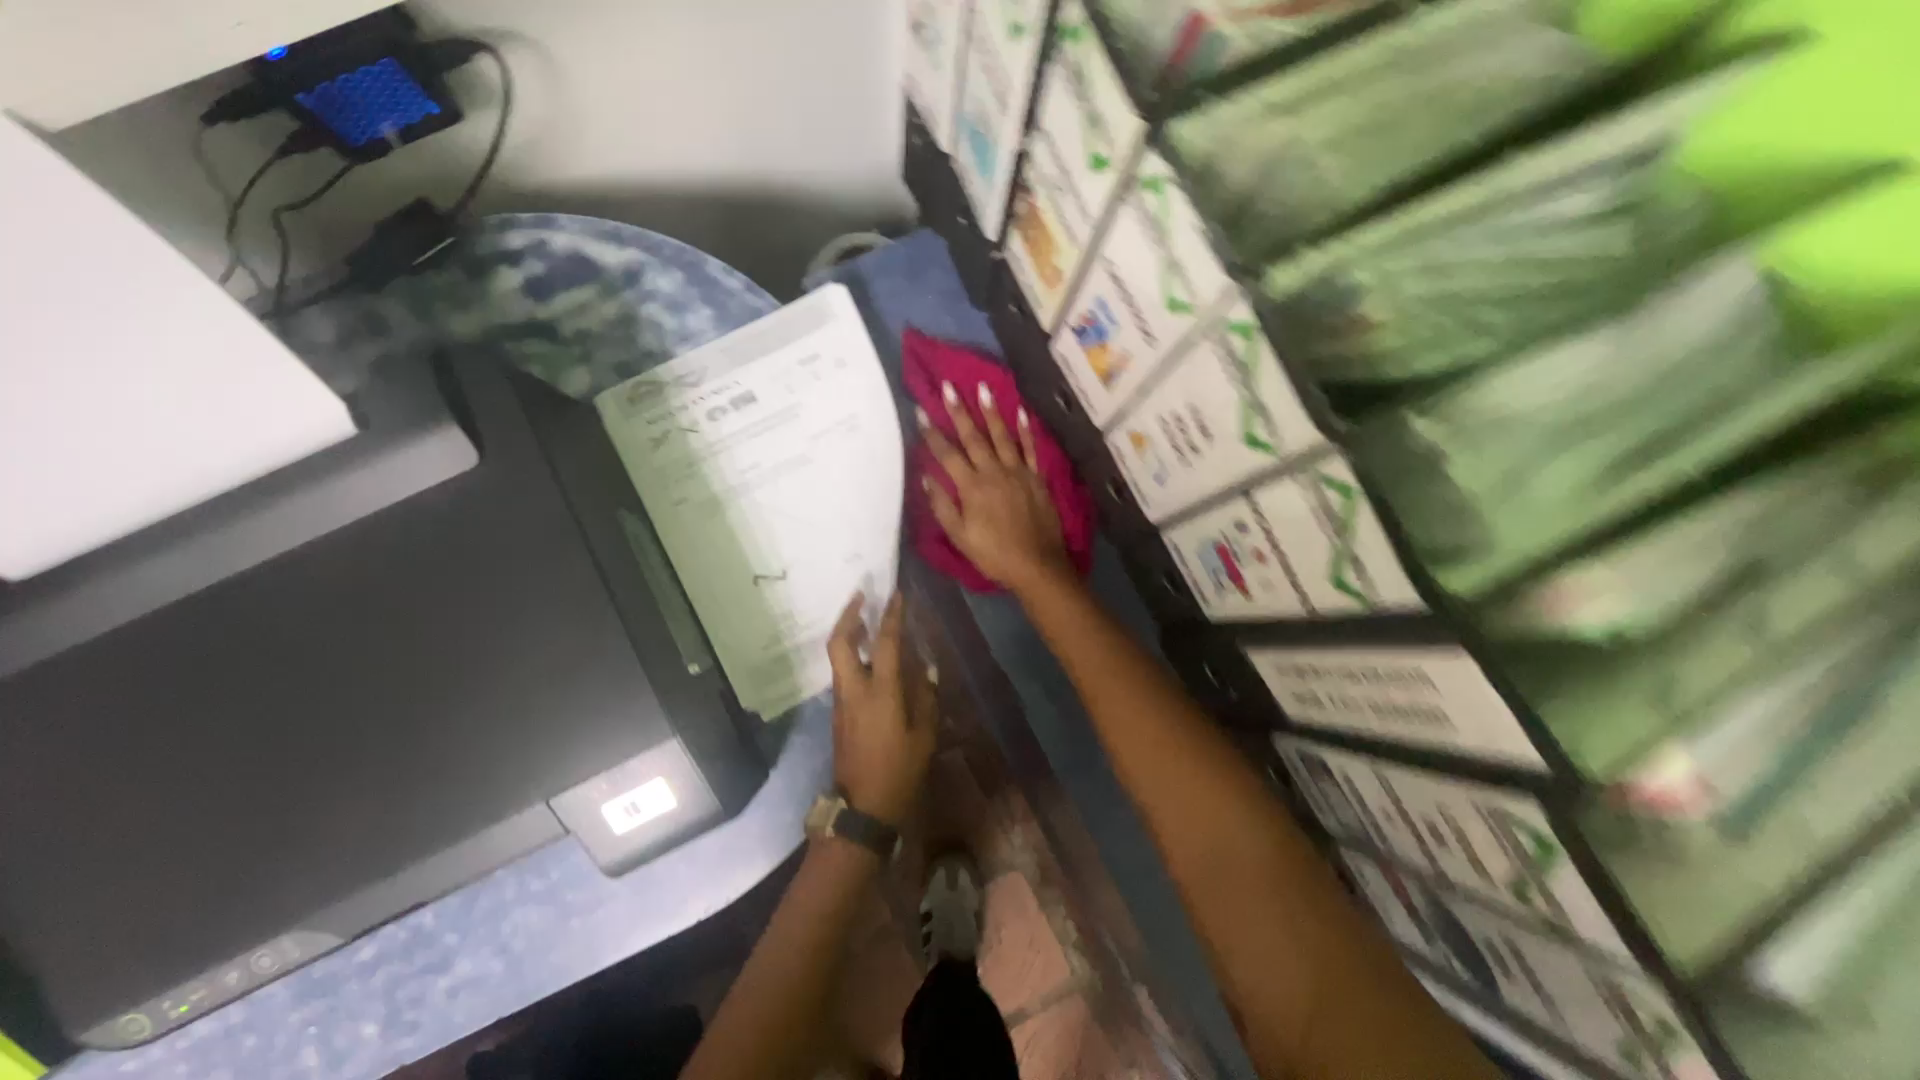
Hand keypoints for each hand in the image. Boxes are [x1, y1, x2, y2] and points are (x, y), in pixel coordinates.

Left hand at [826, 591, 937, 826]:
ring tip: (865, 621)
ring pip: (837, 658)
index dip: (891, 616)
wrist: (863, 808)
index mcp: (880, 693)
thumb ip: (926, 698)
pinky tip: (869, 658)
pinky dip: (852, 656)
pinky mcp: (838, 714)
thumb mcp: (924, 736)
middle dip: (849, 616)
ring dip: (847, 634)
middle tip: (861, 597)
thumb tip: (927, 669)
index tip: (895, 594)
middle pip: (840, 643)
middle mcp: (854, 691)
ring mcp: (841, 702)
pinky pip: (842, 674)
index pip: (885, 644)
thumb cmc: (900, 772)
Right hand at [920, 380, 1070, 592]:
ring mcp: (1017, 472)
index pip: (947, 454)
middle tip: (948, 385)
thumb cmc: (993, 554)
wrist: (1037, 565)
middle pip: (973, 437)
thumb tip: (926, 477)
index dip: (932, 433)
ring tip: (982, 388)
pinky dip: (1024, 429)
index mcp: (971, 487)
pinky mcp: (1036, 477)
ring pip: (1001, 436)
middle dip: (958, 411)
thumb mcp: (960, 537)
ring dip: (990, 411)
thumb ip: (942, 505)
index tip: (920, 411)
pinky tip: (1019, 411)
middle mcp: (993, 472)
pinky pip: (1029, 448)